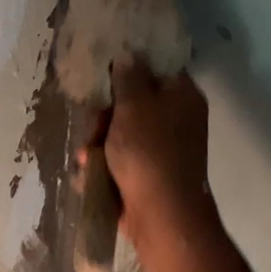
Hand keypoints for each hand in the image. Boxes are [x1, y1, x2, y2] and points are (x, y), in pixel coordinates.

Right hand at [104, 61, 215, 246]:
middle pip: (134, 101)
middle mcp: (178, 118)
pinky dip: (106, 163)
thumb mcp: (133, 105)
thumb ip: (128, 76)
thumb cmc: (149, 152)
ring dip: (100, 141)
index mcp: (182, 95)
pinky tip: (90, 171)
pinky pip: (123, 158)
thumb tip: (129, 55)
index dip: (130, 66)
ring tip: (88, 156)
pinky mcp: (150, 173)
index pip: (158, 67)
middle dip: (106, 114)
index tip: (104, 72)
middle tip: (94, 124)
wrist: (162, 215)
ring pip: (123, 131)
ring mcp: (165, 148)